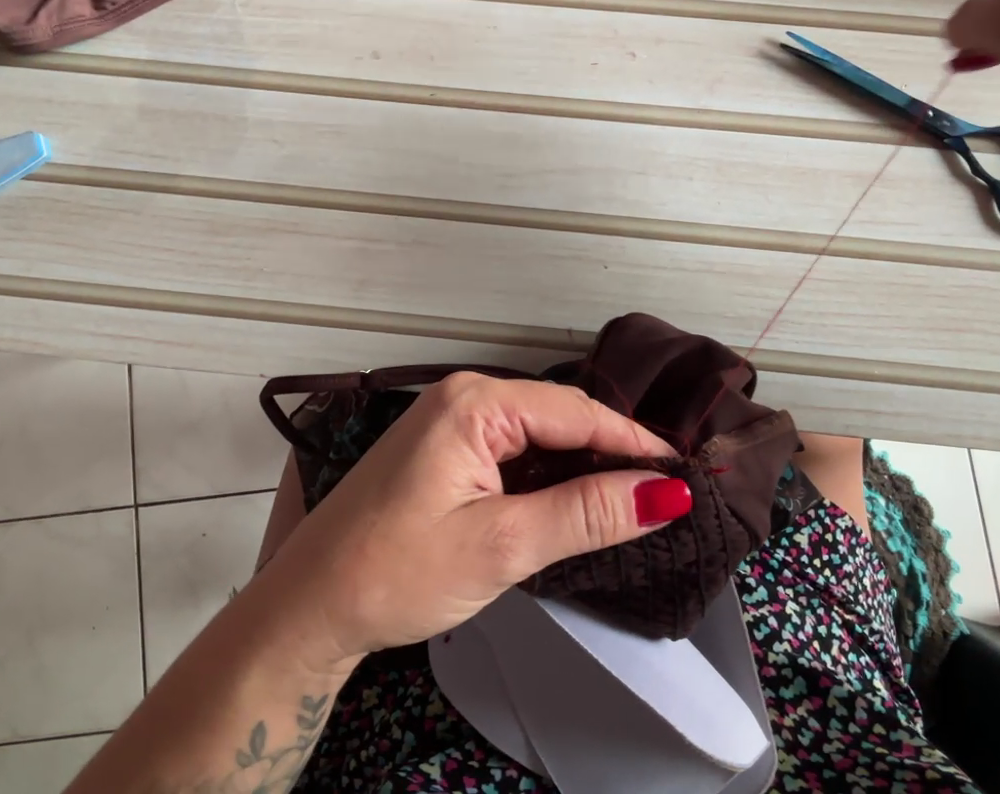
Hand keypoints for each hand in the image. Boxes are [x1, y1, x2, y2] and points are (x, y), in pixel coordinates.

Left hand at [247, 373, 688, 667]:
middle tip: (666, 493)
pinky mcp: (442, 449)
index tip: (687, 472)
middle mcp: (462, 396)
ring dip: (581, 465)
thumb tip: (667, 492)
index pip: (578, 412)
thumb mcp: (502, 545)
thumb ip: (585, 512)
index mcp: (474, 403)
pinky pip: (512, 448)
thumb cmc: (396, 572)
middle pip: (559, 416)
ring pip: (538, 433)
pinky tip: (573, 500)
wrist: (312, 603)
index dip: (636, 443)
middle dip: (611, 453)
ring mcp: (448, 420)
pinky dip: (548, 473)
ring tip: (631, 501)